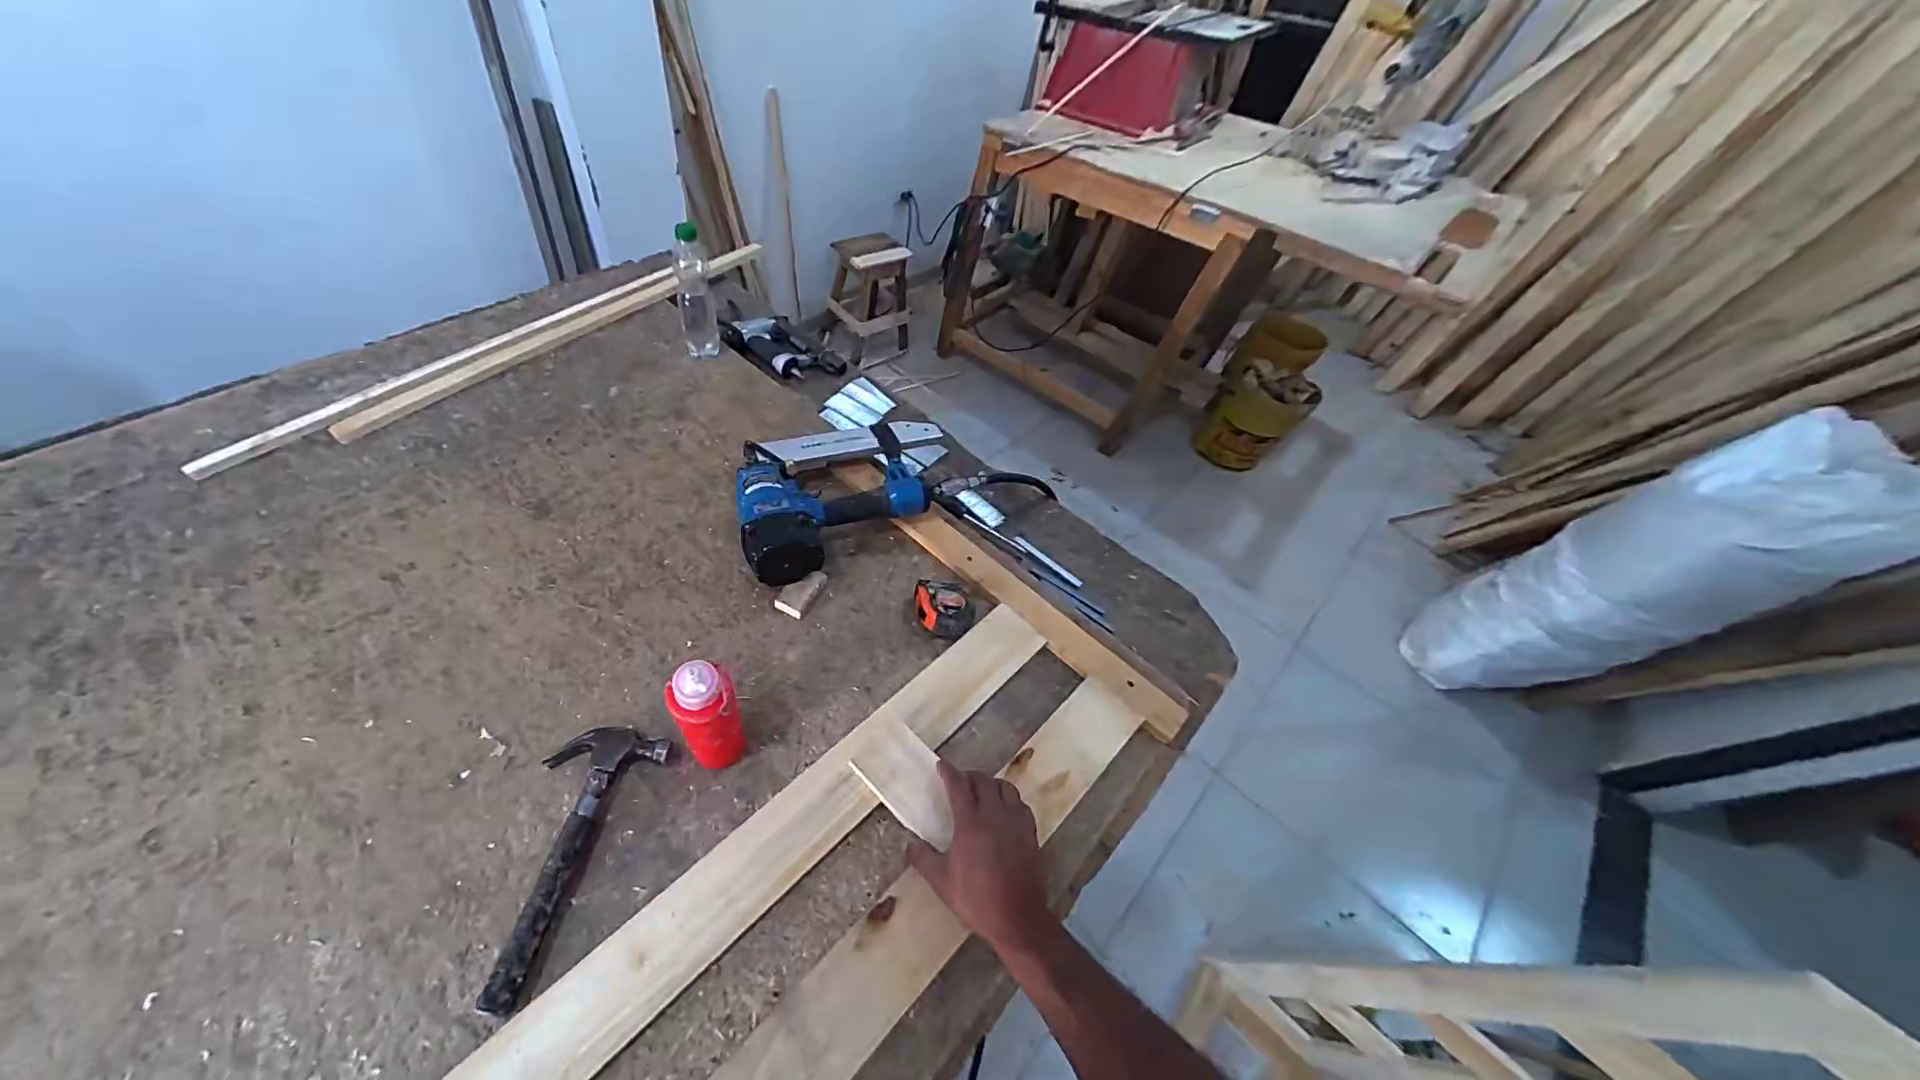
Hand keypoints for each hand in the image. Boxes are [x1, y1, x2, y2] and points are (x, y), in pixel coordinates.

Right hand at [908, 760, 1055, 954]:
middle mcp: (995, 815)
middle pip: (983, 781)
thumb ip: (924, 859)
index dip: (949, 772)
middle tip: (960, 782)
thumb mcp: (942, 883)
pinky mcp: (1030, 832)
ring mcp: (1016, 822)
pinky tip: (1004, 811)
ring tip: (982, 793)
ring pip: (1005, 788)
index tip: (941, 765)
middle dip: (969, 776)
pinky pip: (1020, 804)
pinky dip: (1009, 800)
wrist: (1018, 918)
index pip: (959, 786)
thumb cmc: (977, 900)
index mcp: (971, 823)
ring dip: (991, 784)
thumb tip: (911, 843)